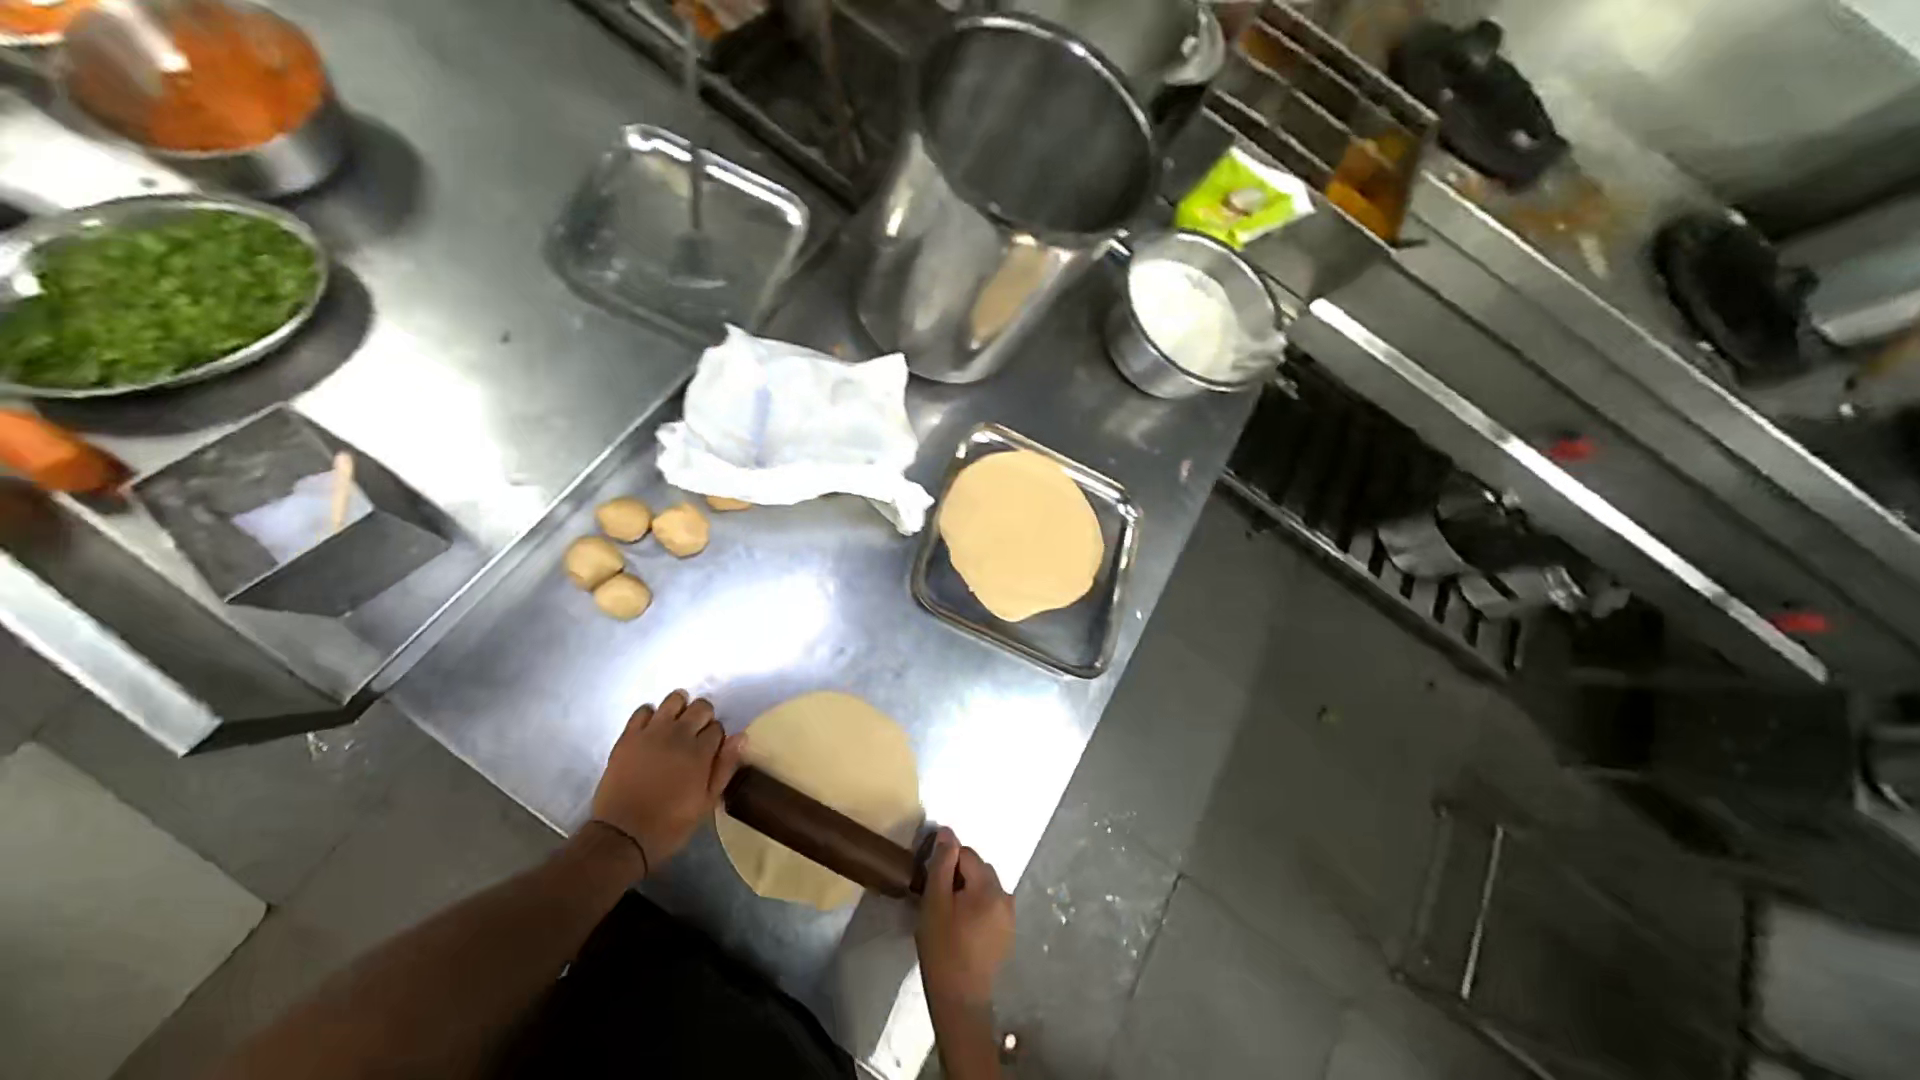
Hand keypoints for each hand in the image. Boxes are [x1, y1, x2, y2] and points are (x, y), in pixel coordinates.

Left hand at [589, 690, 745, 869]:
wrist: (623, 835)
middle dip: (704, 717)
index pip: (718, 727)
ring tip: (676, 725)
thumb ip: (725, 767)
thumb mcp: (706, 802)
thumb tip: (740, 736)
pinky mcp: (628, 737)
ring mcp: (651, 733)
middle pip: (701, 706)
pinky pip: (643, 710)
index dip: (717, 738)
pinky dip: (651, 715)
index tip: (710, 751)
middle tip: (696, 736)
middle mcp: (678, 735)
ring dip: (680, 708)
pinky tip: (652, 730)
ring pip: (674, 699)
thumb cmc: (670, 824)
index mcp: (700, 752)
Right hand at [916, 828, 1014, 1007]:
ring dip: (966, 891)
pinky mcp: (1007, 932)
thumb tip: (947, 832)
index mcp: (989, 887)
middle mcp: (1006, 896)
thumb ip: (942, 864)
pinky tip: (961, 928)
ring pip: (983, 887)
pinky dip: (976, 907)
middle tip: (937, 900)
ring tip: (948, 914)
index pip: (966, 853)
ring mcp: (1010, 915)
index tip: (930, 882)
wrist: (960, 1000)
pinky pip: (990, 905)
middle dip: (957, 876)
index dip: (946, 863)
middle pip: (978, 869)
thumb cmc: (942, 949)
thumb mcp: (934, 902)